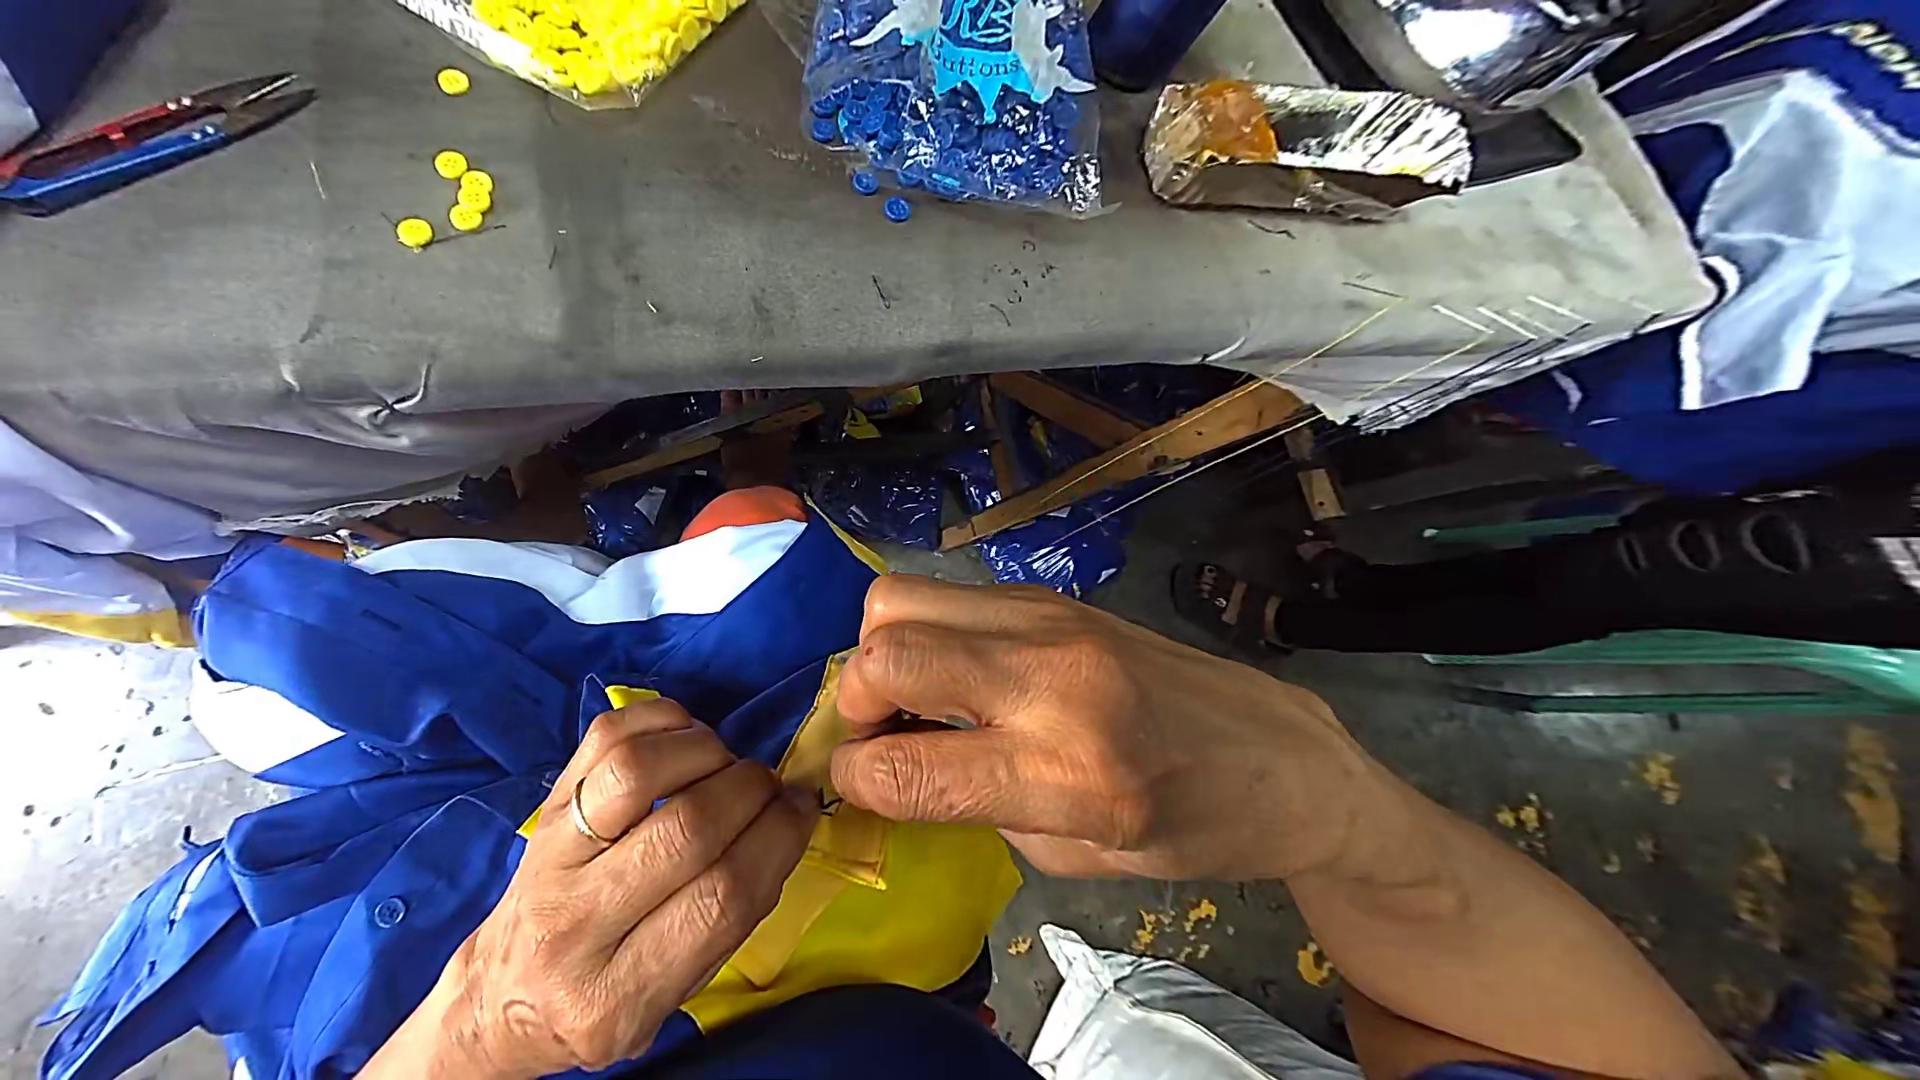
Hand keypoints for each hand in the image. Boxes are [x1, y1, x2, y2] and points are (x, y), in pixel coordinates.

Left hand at [370, 700, 813, 1078]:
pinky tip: (688, 740)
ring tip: (724, 764)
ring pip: (637, 772)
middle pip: (687, 830)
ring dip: (706, 753)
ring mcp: (548, 860)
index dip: (778, 837)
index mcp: (619, 997)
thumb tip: (792, 811)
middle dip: (751, 790)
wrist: (507, 993)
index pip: (722, 900)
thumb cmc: (615, 990)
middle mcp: (573, 929)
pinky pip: (607, 736)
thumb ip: (743, 905)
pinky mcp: (543, 807)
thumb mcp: (684, 985)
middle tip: (768, 786)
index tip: (801, 807)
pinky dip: (665, 721)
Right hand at [827, 575, 1382, 881]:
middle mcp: (1051, 679)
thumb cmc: (1190, 827)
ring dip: (884, 652)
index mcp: (1068, 772)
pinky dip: (925, 630)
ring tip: (913, 697)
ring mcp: (1050, 619)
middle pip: (889, 651)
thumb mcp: (1076, 856)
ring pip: (900, 598)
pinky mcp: (1052, 595)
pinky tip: (958, 672)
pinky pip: (948, 595)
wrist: (1278, 754)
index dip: (854, 776)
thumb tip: (889, 764)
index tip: (851, 781)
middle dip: (853, 699)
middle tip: (878, 733)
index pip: (906, 763)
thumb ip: (972, 807)